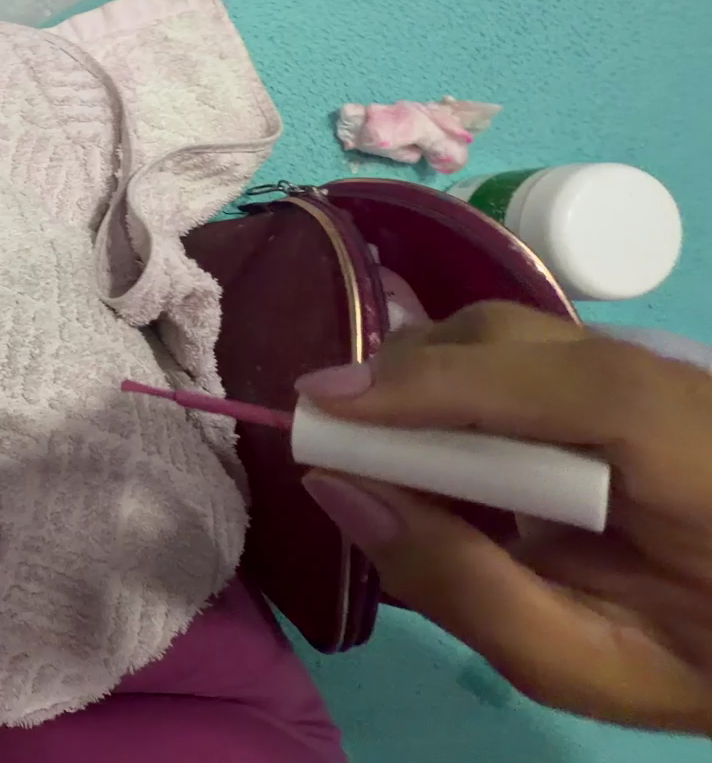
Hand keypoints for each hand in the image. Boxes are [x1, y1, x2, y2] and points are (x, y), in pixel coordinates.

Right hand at [295, 302, 711, 731]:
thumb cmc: (688, 661)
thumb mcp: (582, 666)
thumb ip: (460, 587)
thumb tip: (332, 485)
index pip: (590, 393)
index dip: (444, 382)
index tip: (325, 402)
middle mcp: (694, 401)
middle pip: (519, 343)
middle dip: (407, 378)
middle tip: (338, 435)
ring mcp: (658, 372)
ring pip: (499, 332)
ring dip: (416, 373)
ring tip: (385, 440)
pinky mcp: (616, 366)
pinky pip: (503, 346)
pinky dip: (440, 375)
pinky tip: (430, 432)